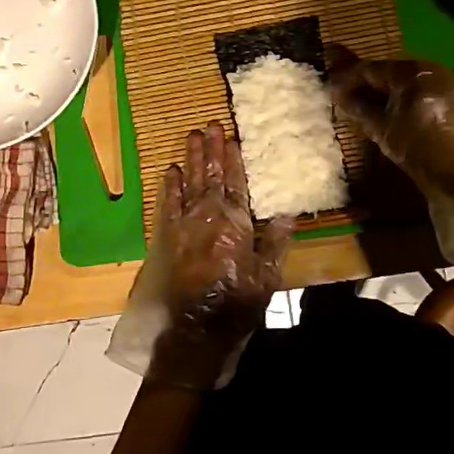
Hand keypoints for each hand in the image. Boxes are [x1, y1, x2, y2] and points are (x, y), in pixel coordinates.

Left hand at [142, 121, 293, 388]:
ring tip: (191, 135)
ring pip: (190, 184)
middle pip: (211, 177)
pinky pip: (169, 205)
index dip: (233, 159)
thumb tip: (284, 212)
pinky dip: (170, 187)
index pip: (235, 183)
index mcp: (235, 223)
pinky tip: (171, 170)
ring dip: (191, 159)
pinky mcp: (170, 238)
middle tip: (209, 124)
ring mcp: (186, 226)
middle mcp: (208, 217)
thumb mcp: (268, 274)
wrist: (198, 329)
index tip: (231, 136)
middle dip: (210, 150)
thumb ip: (275, 240)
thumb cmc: (239, 301)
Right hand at [326, 45, 453, 218]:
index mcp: (412, 71)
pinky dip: (398, 101)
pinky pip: (415, 93)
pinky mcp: (450, 98)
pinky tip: (385, 116)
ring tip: (359, 110)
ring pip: (401, 84)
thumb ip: (360, 108)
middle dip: (363, 85)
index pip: (370, 68)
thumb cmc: (426, 151)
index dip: (346, 78)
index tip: (327, 89)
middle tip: (340, 100)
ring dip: (380, 95)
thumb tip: (336, 93)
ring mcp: (442, 82)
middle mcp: (428, 69)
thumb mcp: (386, 132)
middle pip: (387, 72)